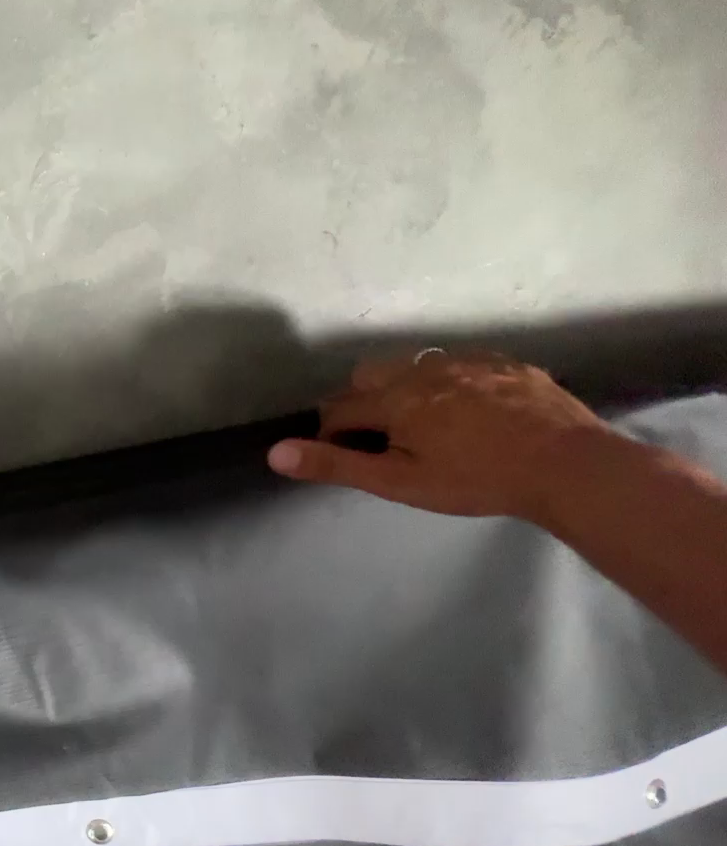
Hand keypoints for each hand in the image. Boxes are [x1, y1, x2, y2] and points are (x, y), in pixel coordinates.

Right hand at [266, 351, 612, 519]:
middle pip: (368, 376)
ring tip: (423, 424)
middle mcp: (423, 371)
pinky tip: (467, 411)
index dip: (332, 437)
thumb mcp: (397, 481)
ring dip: (402, 389)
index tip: (350, 459)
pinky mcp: (508, 366)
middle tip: (382, 440)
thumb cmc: (476, 480)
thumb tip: (272, 452)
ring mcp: (469, 364)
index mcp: (392, 399)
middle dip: (362, 403)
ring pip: (413, 365)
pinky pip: (460, 364)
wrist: (573, 468)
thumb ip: (333, 464)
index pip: (337, 410)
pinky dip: (448, 383)